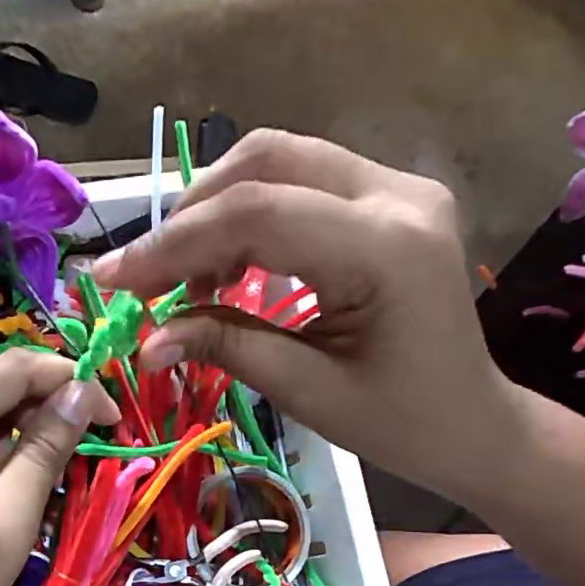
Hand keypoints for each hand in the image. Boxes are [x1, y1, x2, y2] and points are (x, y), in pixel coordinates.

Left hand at [0, 351, 119, 585]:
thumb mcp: (7, 522)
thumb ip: (44, 450)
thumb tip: (83, 394)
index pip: (3, 371)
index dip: (63, 379)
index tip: (109, 410)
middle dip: (42, 392)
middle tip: (87, 427)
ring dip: (18, 408)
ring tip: (54, 442)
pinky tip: (13, 454)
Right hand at [91, 129, 522, 497]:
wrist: (472, 424)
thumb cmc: (400, 424)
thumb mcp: (308, 392)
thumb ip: (227, 347)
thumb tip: (146, 342)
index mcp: (386, 247)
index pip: (257, 215)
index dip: (172, 246)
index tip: (112, 282)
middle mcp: (397, 193)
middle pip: (264, 162)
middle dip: (189, 219)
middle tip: (144, 279)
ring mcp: (398, 187)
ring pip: (279, 161)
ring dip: (215, 212)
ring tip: (182, 279)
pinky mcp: (388, 199)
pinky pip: (300, 182)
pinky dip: (247, 216)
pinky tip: (225, 266)